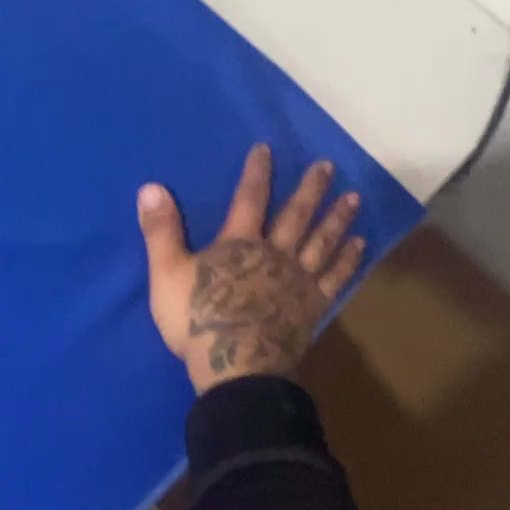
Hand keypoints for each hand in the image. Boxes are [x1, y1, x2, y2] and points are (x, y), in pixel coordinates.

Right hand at [137, 144, 365, 393]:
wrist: (236, 360)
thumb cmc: (196, 318)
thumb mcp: (166, 274)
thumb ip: (161, 232)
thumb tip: (150, 187)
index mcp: (238, 245)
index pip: (248, 200)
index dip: (256, 174)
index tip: (266, 150)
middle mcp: (274, 253)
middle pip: (294, 216)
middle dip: (309, 189)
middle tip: (327, 166)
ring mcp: (297, 279)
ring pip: (321, 241)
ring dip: (336, 218)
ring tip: (352, 197)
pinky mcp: (311, 305)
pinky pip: (334, 277)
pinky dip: (348, 260)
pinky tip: (358, 245)